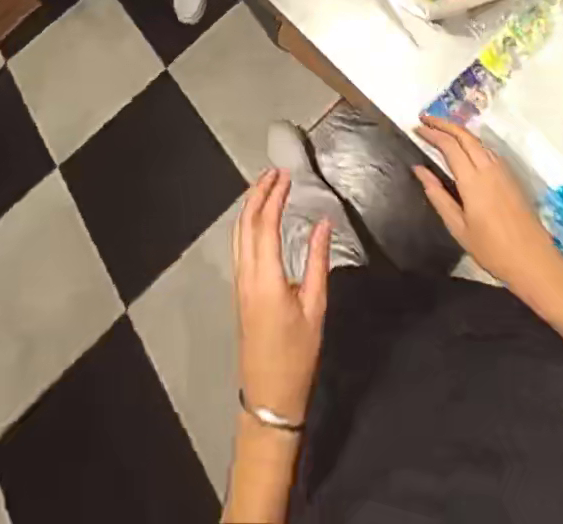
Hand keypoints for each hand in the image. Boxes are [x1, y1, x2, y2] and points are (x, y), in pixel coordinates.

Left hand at [233, 169, 330, 424]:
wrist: (269, 391)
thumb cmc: (298, 352)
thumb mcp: (315, 307)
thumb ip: (318, 262)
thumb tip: (323, 224)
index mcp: (265, 276)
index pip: (265, 224)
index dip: (274, 196)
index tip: (286, 176)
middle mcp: (246, 273)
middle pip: (246, 222)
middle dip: (257, 193)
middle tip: (274, 172)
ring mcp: (239, 280)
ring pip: (238, 232)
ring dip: (249, 205)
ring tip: (264, 185)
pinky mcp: (240, 287)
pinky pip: (239, 244)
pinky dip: (246, 222)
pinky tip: (258, 217)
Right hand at [413, 115, 555, 286]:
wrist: (534, 263)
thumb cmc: (491, 249)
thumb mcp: (457, 226)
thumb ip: (437, 194)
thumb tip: (419, 169)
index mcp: (473, 181)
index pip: (449, 146)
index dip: (432, 134)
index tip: (416, 128)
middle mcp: (489, 170)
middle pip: (466, 136)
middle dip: (444, 124)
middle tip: (425, 119)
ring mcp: (504, 173)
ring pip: (479, 142)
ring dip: (459, 131)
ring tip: (441, 129)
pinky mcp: (512, 179)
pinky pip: (489, 151)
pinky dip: (472, 142)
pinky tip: (465, 148)